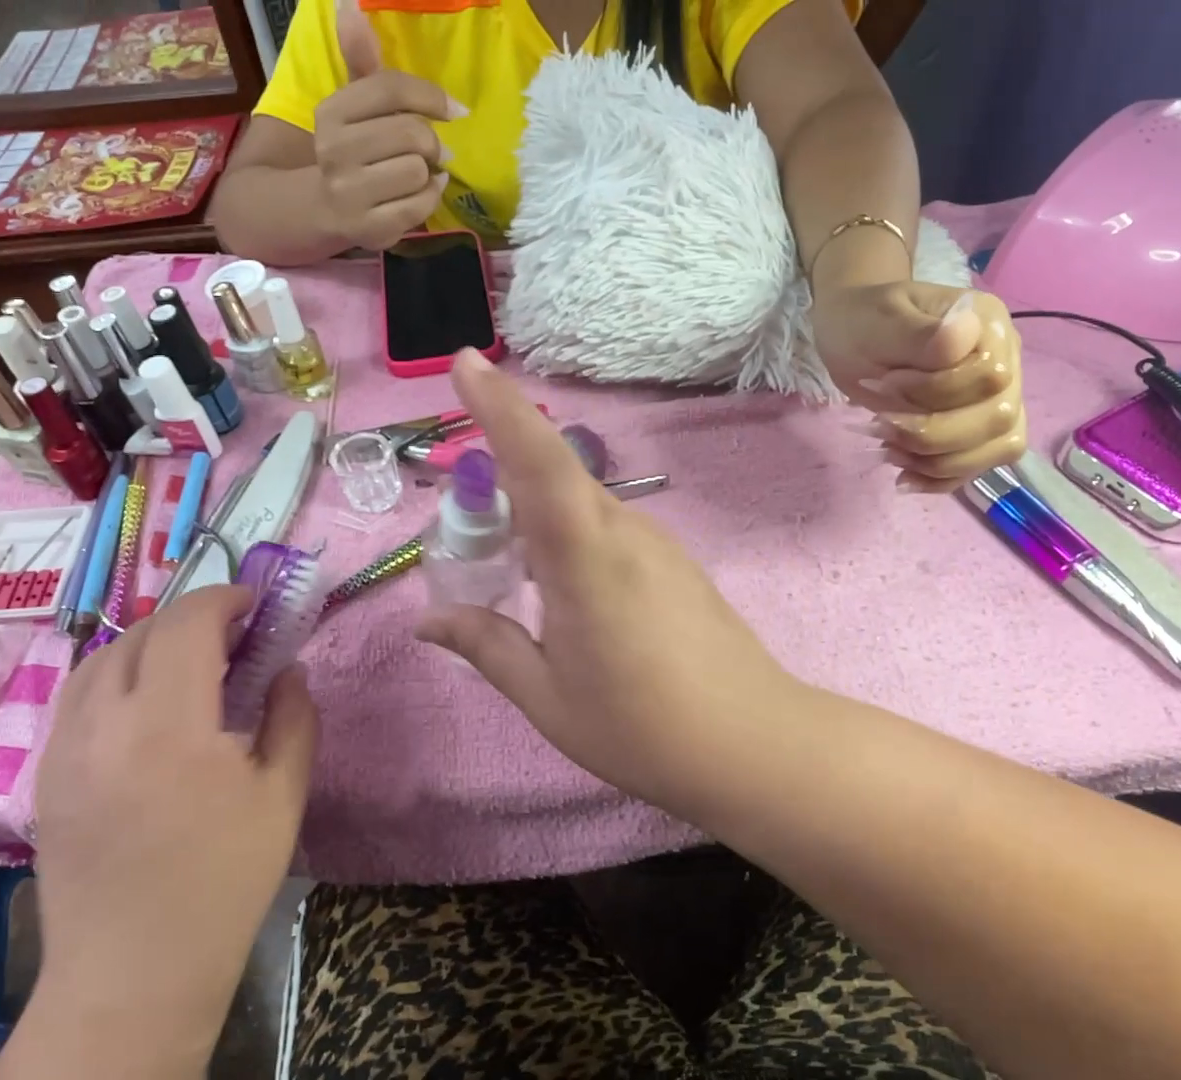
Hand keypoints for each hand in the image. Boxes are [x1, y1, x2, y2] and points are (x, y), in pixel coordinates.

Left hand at [31, 586, 317, 1056]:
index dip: (223, 599)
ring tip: (187, 664)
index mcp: (170, 725)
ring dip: (147, 643)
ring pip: (100, 659)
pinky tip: (144, 705)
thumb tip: (286, 668)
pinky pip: (77, 697)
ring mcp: (64, 747)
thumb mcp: (283, 797)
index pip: (187, 624)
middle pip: (141, 633)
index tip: (255, 603)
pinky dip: (114, 676)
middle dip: (191, 618)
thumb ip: (292, 718)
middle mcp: (105, 722)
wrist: (134, 970)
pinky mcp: (45, 774)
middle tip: (233, 636)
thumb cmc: (223, 883)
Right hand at [313, 0, 463, 250]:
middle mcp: (334, 152)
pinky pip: (420, 207)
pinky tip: (419, 194)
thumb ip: (361, 60)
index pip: (391, 88)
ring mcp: (350, 194)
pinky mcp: (370, 229)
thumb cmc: (352, 150)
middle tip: (429, 151)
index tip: (454, 110)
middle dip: (430, 143)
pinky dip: (429, 199)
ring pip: (418, 171)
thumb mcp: (354, 104)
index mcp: (331, 113)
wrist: (325, 208)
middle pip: (412, 134)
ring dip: (429, 174)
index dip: (432, 96)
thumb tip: (351, 5)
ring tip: (418, 174)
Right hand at [416, 350, 811, 812]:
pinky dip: (565, 535)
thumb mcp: (545, 696)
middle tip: (463, 524)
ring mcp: (655, 543)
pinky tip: (558, 590)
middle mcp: (622, 530)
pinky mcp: (672, 562)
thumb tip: (426, 620)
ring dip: (532, 511)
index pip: (537, 459)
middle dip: (499, 471)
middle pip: (552, 474)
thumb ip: (485, 645)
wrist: (754, 745)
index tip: (464, 363)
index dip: (499, 406)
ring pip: (578, 503)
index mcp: (584, 556)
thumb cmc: (640, 727)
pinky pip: (604, 527)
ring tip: (505, 567)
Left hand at [812, 281, 1026, 493]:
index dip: (934, 392)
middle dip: (932, 432)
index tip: (883, 383)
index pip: (989, 376)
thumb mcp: (879, 322)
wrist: (851, 330)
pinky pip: (979, 467)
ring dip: (938, 461)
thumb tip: (963, 334)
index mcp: (989, 325)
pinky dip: (941, 479)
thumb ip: (919, 334)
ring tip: (887, 449)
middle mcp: (1006, 361)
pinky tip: (903, 477)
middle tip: (878, 425)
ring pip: (998, 447)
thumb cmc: (863, 322)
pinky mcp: (977, 430)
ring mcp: (997, 398)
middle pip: (1000, 418)